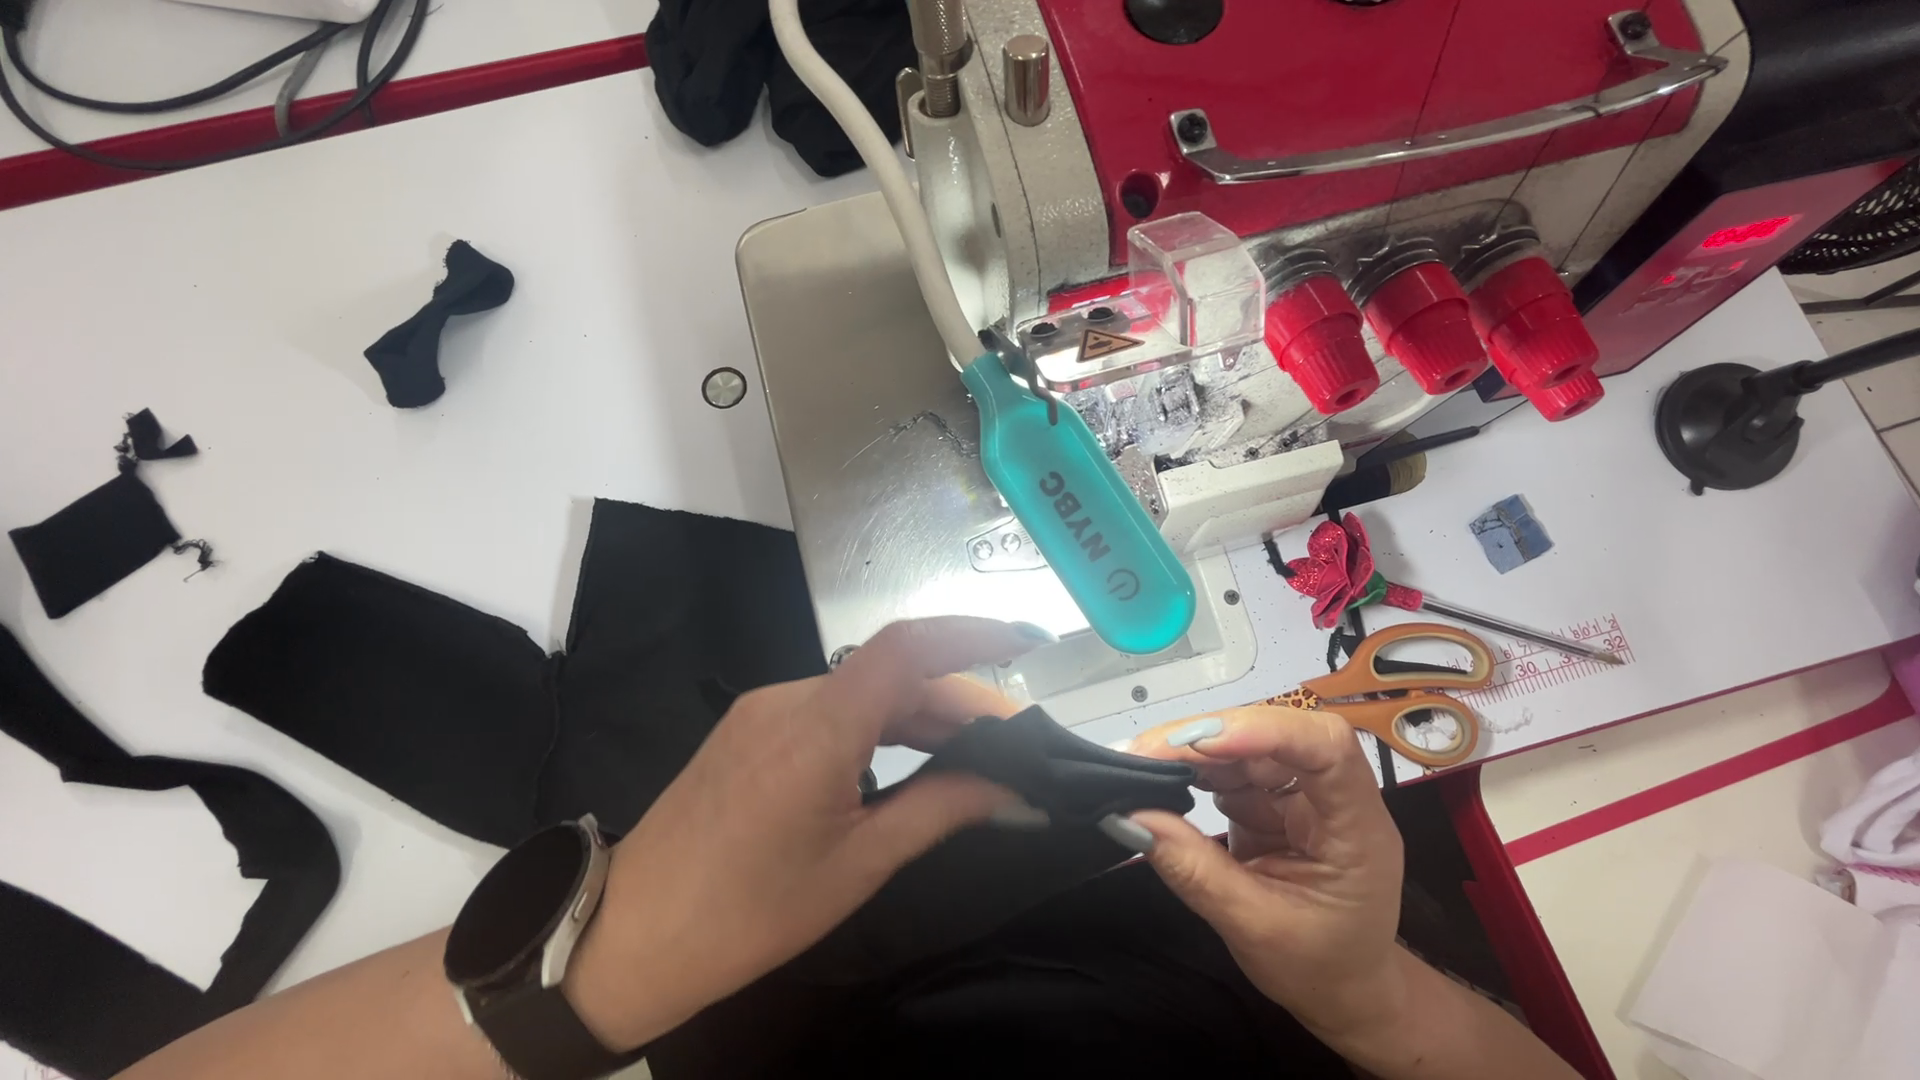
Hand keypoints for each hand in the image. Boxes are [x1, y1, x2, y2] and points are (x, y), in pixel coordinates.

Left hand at [563, 617, 1041, 1048]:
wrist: (630, 934)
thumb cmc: (749, 913)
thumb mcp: (857, 866)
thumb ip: (939, 810)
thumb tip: (1010, 786)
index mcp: (816, 730)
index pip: (905, 649)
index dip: (971, 633)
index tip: (1026, 641)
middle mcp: (789, 698)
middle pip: (892, 674)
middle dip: (958, 701)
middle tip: (1014, 745)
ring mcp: (765, 707)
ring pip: (863, 691)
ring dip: (921, 714)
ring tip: (975, 754)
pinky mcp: (753, 724)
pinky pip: (832, 708)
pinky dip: (880, 725)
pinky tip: (911, 756)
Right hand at [1122, 707, 1407, 1039]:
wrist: (1344, 991)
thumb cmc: (1318, 967)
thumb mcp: (1253, 927)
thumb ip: (1194, 870)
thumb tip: (1130, 816)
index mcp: (1356, 828)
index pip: (1325, 748)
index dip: (1265, 731)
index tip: (1203, 743)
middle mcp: (1332, 795)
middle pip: (1275, 735)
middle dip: (1207, 736)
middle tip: (1142, 752)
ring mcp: (1301, 793)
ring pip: (1246, 745)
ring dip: (1191, 749)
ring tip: (1139, 763)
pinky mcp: (1271, 798)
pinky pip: (1231, 769)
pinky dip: (1192, 770)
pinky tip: (1159, 776)